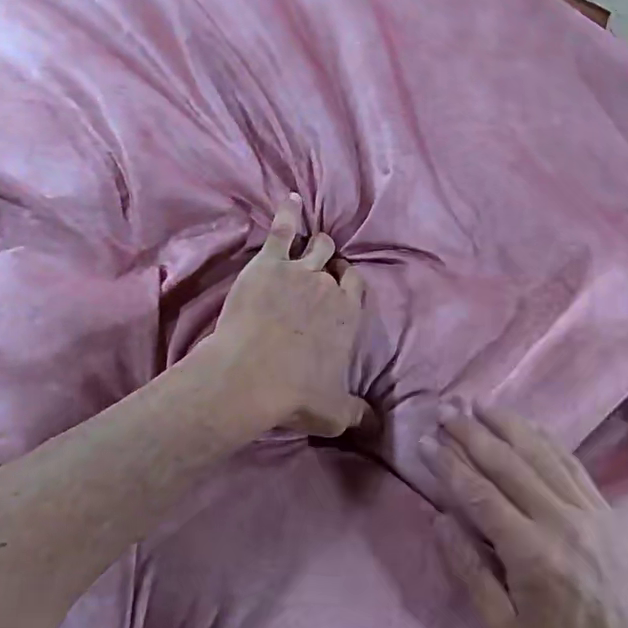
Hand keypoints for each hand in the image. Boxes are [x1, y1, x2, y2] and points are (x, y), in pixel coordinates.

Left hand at [207, 193, 369, 436]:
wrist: (250, 377)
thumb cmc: (295, 394)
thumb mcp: (335, 412)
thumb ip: (359, 414)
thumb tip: (377, 426)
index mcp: (348, 316)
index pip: (356, 286)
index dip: (349, 281)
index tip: (341, 283)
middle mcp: (329, 287)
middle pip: (336, 263)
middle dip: (332, 262)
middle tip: (323, 267)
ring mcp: (299, 272)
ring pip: (316, 245)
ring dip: (316, 242)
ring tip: (313, 239)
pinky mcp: (269, 264)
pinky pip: (283, 230)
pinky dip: (288, 213)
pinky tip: (290, 200)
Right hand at [425, 409, 627, 627]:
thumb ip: (469, 570)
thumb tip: (441, 519)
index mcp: (531, 553)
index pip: (480, 493)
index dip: (449, 464)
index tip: (425, 441)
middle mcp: (560, 519)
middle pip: (508, 463)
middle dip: (472, 433)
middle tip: (445, 411)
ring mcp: (588, 509)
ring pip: (541, 453)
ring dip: (507, 424)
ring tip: (480, 405)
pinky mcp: (605, 508)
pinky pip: (571, 462)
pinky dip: (545, 439)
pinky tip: (527, 426)